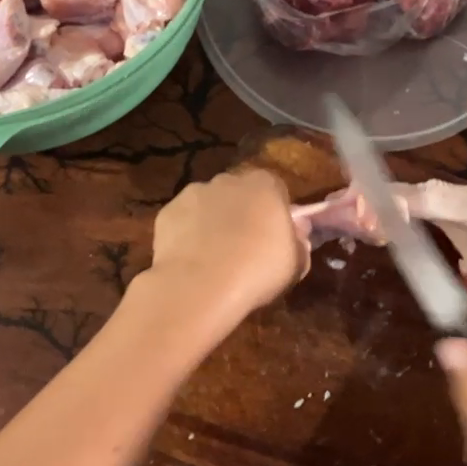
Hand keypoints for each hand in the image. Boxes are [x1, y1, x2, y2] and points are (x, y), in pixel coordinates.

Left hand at [140, 169, 308, 339]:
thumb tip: (297, 236)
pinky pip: (183, 221)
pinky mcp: (167, 212)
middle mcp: (229, 180)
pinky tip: (191, 261)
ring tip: (214, 258)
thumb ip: (299, 243)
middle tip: (245, 248)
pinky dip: (187, 235)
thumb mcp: (296, 264)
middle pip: (240, 193)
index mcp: (265, 185)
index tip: (274, 238)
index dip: (275, 213)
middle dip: (243, 214)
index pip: (275, 189)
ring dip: (213, 222)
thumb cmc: (257, 270)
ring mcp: (194, 193)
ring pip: (208, 205)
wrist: (200, 286)